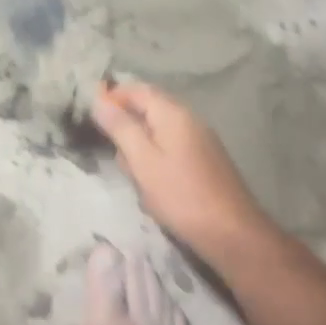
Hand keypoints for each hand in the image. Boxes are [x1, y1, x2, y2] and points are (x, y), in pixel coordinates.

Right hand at [92, 80, 269, 255]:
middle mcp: (189, 118)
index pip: (136, 89)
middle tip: (115, 154)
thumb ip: (120, 127)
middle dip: (126, 126)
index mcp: (173, 113)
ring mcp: (201, 139)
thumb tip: (99, 100)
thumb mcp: (142, 161)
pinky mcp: (206, 160)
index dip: (112, 97)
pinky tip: (155, 185)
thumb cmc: (182, 196)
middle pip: (148, 108)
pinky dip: (157, 158)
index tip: (92, 115)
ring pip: (159, 131)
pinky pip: (172, 147)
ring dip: (140, 146)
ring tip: (136, 176)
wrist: (234, 235)